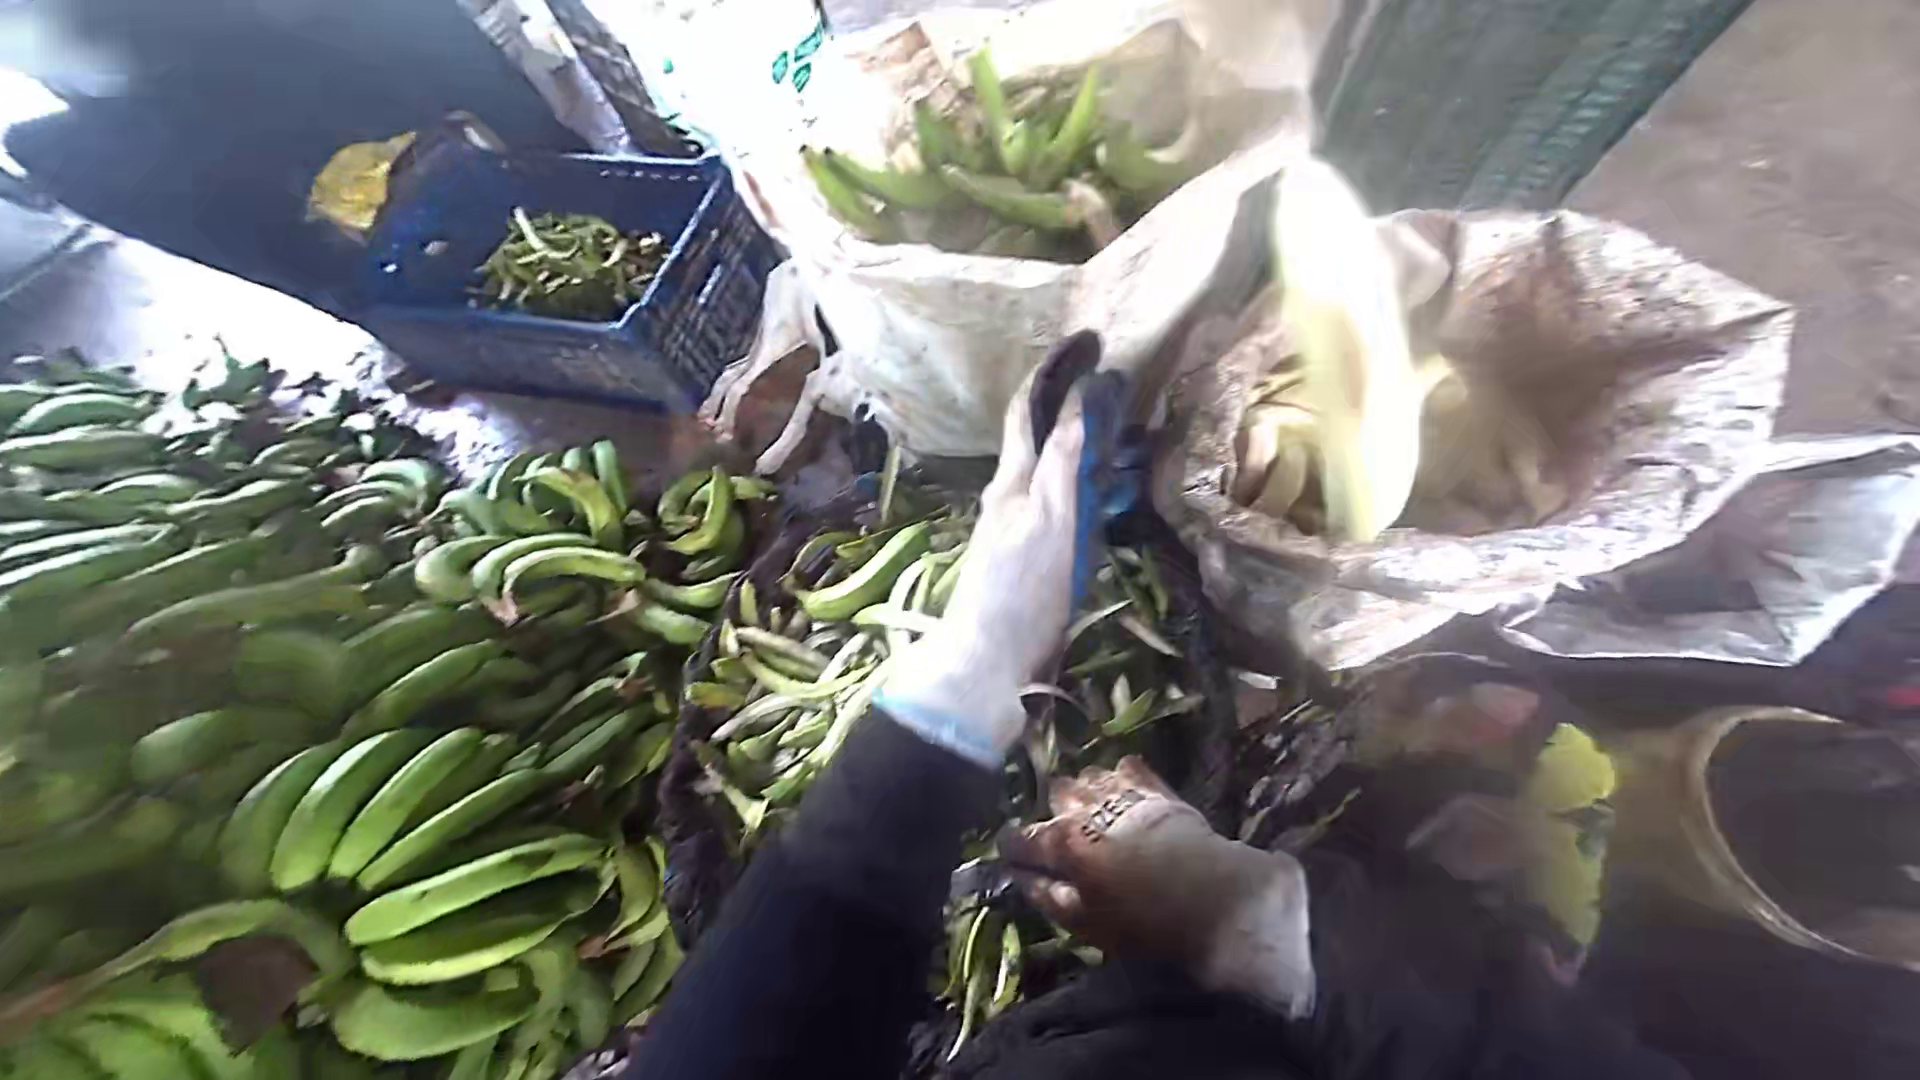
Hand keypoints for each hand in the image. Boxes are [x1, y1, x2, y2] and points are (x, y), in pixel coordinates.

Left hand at [876, 362, 1091, 766]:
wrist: (988, 658)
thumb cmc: (1021, 594)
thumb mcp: (1050, 522)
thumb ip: (1065, 463)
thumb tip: (1082, 403)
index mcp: (1014, 479)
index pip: (1031, 408)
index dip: (1058, 370)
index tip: (1093, 342)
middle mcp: (1011, 492)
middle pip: (1042, 434)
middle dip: (1079, 405)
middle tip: (1124, 395)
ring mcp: (1017, 521)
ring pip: (1054, 466)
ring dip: (1088, 445)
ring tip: (1130, 440)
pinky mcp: (1026, 549)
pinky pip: (1059, 499)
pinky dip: (1087, 483)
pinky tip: (1108, 493)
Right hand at [1002, 757, 1315, 1017]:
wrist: (1213, 899)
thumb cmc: (1144, 922)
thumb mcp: (1086, 922)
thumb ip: (1048, 896)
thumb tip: (1022, 877)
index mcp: (1062, 841)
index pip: (1020, 836)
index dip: (1011, 844)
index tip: (1013, 852)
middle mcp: (1083, 805)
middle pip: (1055, 792)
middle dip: (1055, 809)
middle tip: (1069, 835)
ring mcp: (1119, 789)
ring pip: (1087, 774)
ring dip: (1088, 791)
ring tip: (1099, 811)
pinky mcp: (1151, 783)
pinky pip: (1126, 767)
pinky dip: (1121, 778)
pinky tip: (1127, 793)